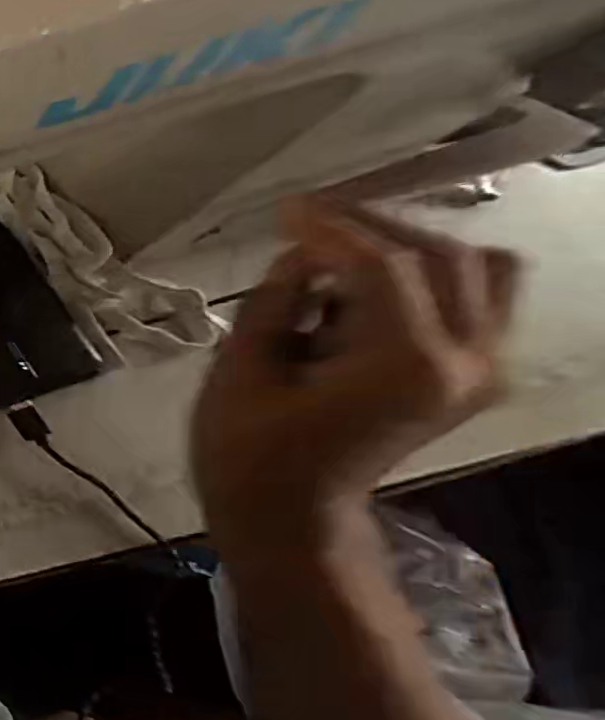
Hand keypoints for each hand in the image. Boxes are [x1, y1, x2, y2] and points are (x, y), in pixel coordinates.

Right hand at [191, 197, 518, 543]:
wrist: (285, 510)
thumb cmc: (244, 452)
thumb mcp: (238, 375)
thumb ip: (275, 306)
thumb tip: (302, 255)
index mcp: (403, 365)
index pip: (387, 267)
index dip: (334, 229)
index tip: (288, 209)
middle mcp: (468, 362)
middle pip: (448, 258)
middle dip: (373, 229)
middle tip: (309, 221)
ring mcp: (481, 370)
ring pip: (478, 273)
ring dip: (408, 250)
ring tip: (336, 254)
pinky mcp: (470, 375)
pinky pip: (473, 301)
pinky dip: (422, 279)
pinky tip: (358, 290)